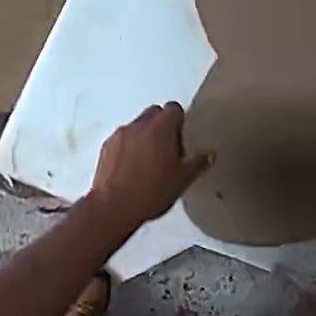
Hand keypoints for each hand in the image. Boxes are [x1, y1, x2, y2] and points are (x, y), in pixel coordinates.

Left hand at [84, 103, 212, 230]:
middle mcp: (140, 124)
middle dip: (162, 124)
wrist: (113, 207)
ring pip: (137, 125)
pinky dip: (129, 145)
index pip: (174, 108)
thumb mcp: (183, 180)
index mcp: (161, 127)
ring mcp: (121, 134)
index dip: (180, 120)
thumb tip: (209, 153)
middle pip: (155, 112)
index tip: (182, 137)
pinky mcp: (106, 146)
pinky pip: (122, 138)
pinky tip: (131, 167)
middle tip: (167, 147)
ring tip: (148, 160)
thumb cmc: (152, 191)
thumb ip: (198, 162)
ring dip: (144, 134)